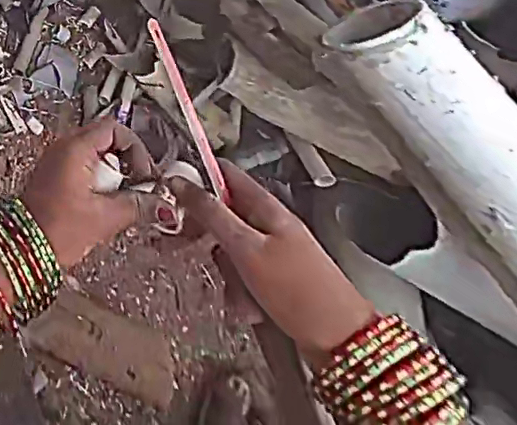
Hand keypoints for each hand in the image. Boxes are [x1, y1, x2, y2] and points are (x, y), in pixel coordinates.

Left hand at [20, 118, 158, 267]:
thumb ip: (137, 205)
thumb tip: (163, 204)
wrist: (24, 249)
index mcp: (75, 148)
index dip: (136, 149)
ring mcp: (58, 159)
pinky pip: (86, 164)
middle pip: (107, 137)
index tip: (145, 176)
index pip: (115, 129)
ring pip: (97, 152)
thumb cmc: (58, 230)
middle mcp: (65, 146)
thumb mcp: (105, 217)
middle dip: (128, 160)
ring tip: (123, 196)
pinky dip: (100, 177)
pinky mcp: (56, 174)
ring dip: (115, 171)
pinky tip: (106, 201)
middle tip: (139, 185)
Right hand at [173, 161, 376, 363]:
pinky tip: (248, 309)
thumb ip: (211, 214)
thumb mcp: (246, 248)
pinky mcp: (275, 280)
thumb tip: (179, 181)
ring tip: (236, 292)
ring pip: (230, 248)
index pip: (223, 172)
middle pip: (223, 213)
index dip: (196, 176)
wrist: (343, 343)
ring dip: (226, 271)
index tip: (173, 192)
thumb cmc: (297, 290)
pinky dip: (240, 291)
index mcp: (265, 205)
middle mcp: (268, 223)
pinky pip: (244, 276)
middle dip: (207, 234)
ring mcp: (273, 252)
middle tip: (192, 248)